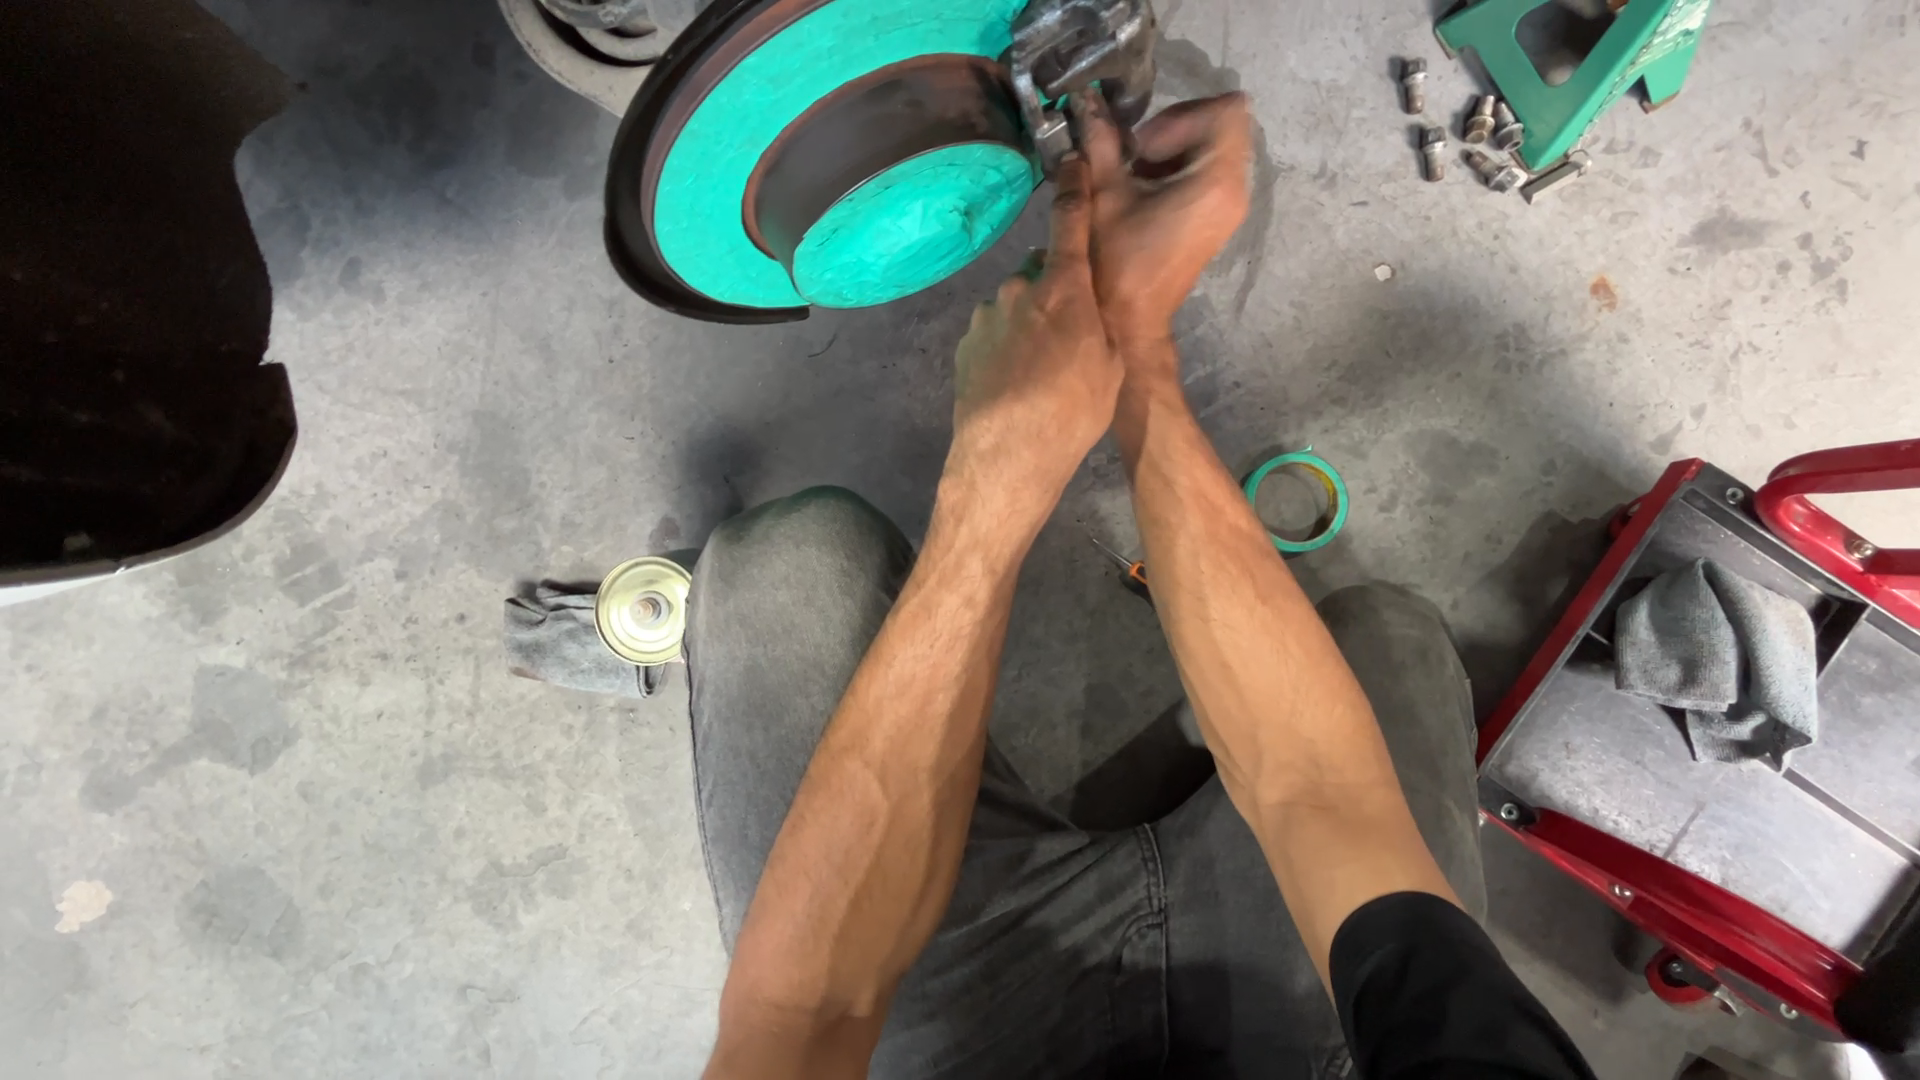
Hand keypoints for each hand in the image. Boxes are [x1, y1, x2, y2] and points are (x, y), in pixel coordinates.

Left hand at [948, 156, 1120, 523]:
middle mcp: (1018, 289)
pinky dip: (1004, 347)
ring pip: (1013, 307)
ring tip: (1036, 372)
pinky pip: (992, 333)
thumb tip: (1087, 304)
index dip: (1073, 190)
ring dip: (1026, 325)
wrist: (1008, 455)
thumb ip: (1099, 321)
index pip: (1069, 222)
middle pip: (1038, 273)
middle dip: (1053, 292)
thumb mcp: (1111, 366)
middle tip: (1066, 336)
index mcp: (1063, 287)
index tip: (1073, 162)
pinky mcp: (964, 346)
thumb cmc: (1073, 411)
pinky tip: (1011, 383)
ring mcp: (985, 317)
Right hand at [1075, 91, 1252, 355]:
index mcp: (1217, 182)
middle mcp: (1236, 190)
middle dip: (1174, 131)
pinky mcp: (1218, 219)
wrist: (1127, 322)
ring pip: (1215, 147)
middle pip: (1223, 124)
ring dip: (1173, 151)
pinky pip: (1209, 172)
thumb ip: (1100, 142)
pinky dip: (1178, 170)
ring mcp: (1230, 207)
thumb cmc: (1114, 263)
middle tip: (1135, 159)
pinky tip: (1145, 194)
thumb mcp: (1103, 196)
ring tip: (1136, 178)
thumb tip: (1087, 100)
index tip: (1142, 148)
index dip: (1180, 116)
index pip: (1225, 110)